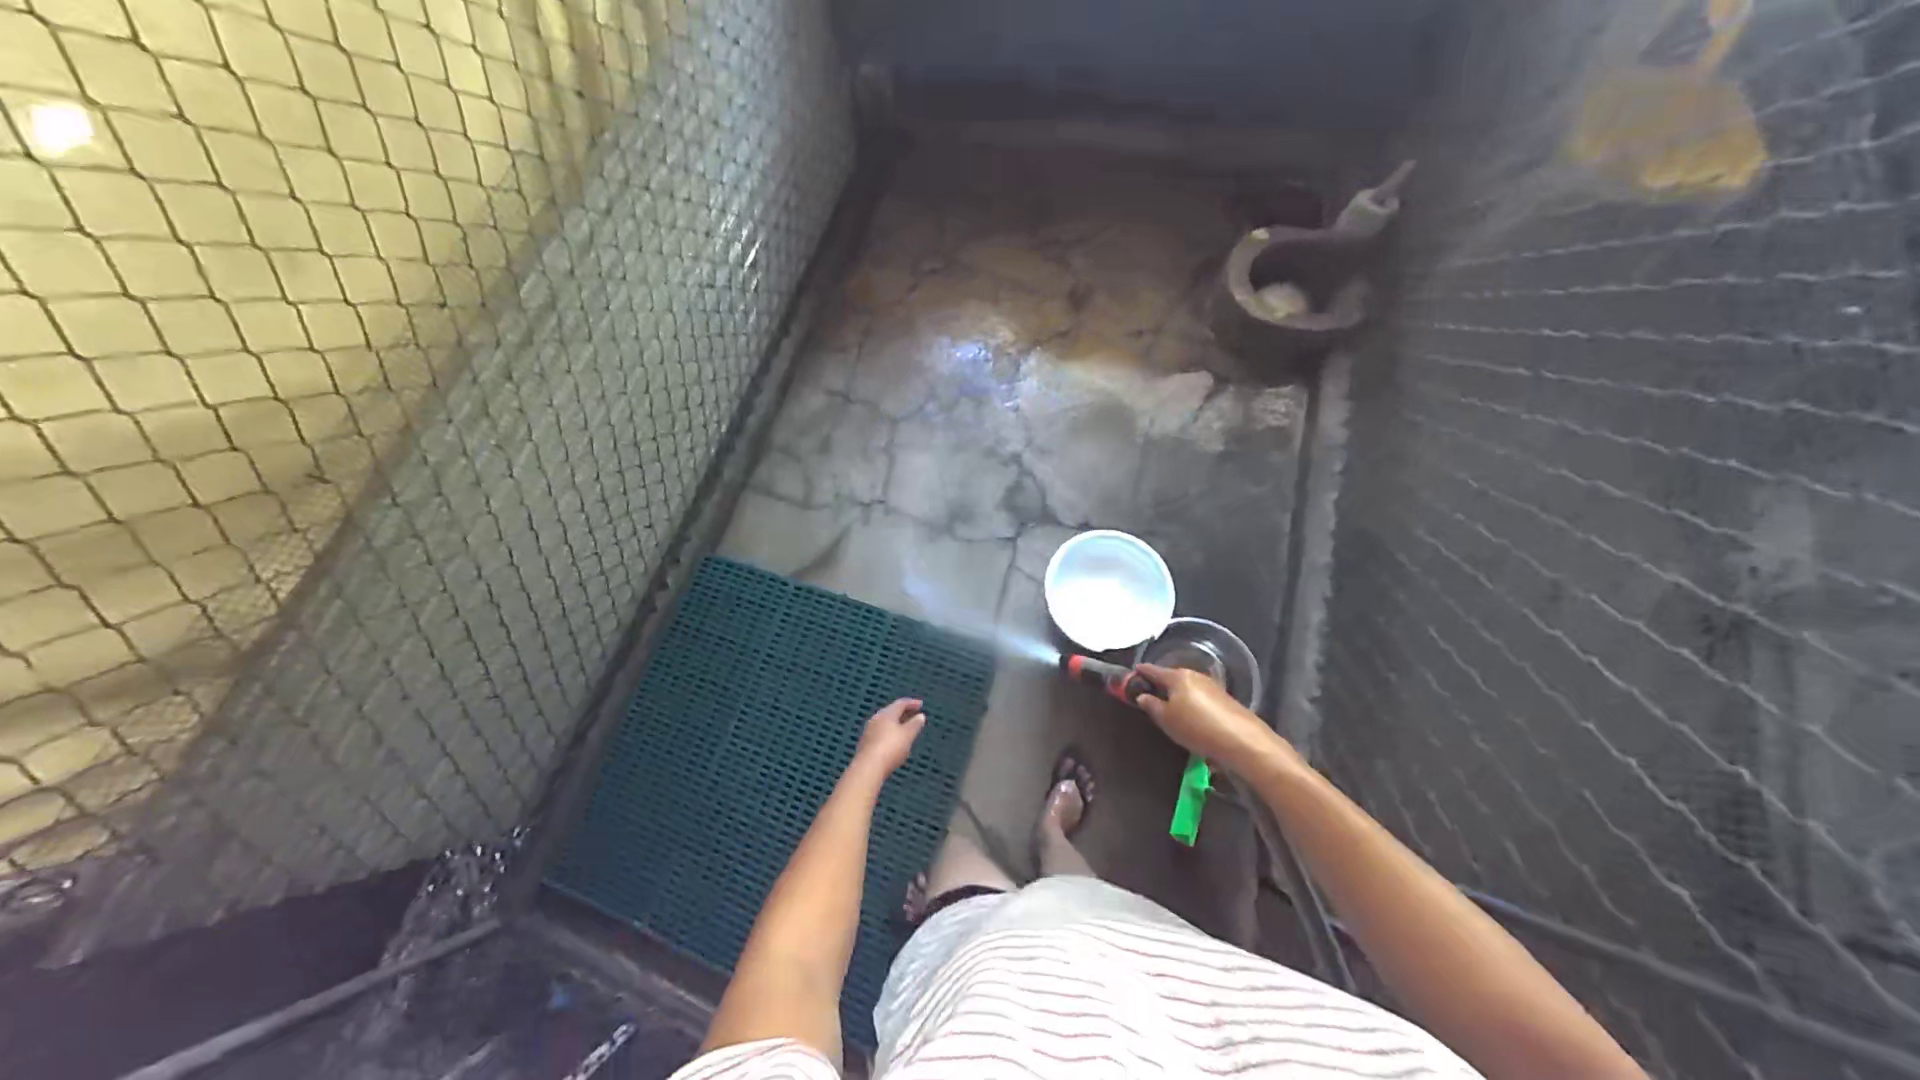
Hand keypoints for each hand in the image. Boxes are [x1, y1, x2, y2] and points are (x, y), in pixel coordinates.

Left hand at [852, 697, 924, 776]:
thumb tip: (920, 715)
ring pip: (885, 722)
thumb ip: (915, 724)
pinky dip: (889, 732)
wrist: (868, 767)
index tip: (921, 704)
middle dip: (903, 712)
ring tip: (905, 727)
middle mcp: (876, 719)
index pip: (901, 703)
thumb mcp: (908, 735)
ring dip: (896, 723)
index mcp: (887, 714)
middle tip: (913, 714)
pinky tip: (893, 740)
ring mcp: (869, 731)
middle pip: (891, 711)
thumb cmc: (891, 748)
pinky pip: (880, 732)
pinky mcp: (865, 743)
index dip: (912, 703)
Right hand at [1132, 664, 1303, 777]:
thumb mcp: (1166, 720)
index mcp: (1178, 676)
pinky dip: (1190, 703)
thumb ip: (1151, 705)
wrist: (1242, 741)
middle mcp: (1195, 676)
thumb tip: (1142, 695)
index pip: (1153, 670)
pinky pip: (1199, 697)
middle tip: (1148, 694)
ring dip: (1177, 695)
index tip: (1131, 673)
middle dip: (1160, 684)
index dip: (1141, 672)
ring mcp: (1212, 687)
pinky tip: (1190, 717)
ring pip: (1187, 687)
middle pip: (1172, 677)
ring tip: (1168, 709)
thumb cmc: (1196, 728)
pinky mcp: (1224, 700)